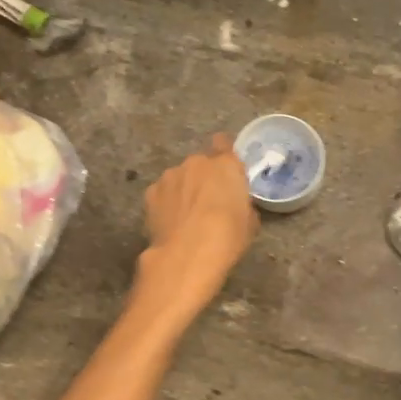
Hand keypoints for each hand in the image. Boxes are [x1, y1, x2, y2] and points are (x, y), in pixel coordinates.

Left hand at [135, 134, 258, 320]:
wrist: (186, 256)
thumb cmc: (227, 238)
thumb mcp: (249, 222)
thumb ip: (242, 203)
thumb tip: (234, 204)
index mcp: (225, 166)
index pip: (224, 143)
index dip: (224, 153)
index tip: (225, 169)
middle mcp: (196, 163)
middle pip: (201, 164)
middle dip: (205, 178)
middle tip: (209, 203)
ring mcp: (170, 176)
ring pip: (180, 177)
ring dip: (185, 189)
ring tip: (187, 217)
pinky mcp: (151, 192)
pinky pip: (164, 193)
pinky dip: (167, 202)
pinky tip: (172, 222)